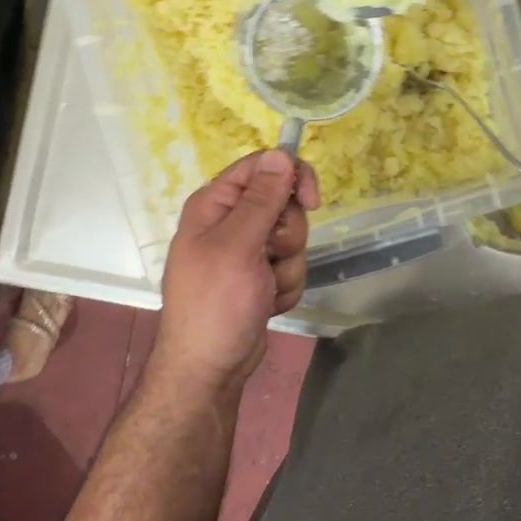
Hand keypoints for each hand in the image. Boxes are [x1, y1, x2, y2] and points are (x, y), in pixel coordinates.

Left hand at [155, 149, 319, 391]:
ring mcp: (246, 252)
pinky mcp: (260, 278)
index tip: (310, 201)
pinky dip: (285, 287)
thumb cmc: (215, 304)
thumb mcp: (238, 246)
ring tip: (263, 289)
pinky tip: (266, 304)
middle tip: (268, 256)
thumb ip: (262, 199)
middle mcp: (230, 222)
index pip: (263, 166)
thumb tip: (282, 152)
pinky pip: (290, 268)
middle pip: (284, 204)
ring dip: (287, 267)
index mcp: (215, 204)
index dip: (291, 177)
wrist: (210, 368)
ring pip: (292, 240)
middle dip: (287, 235)